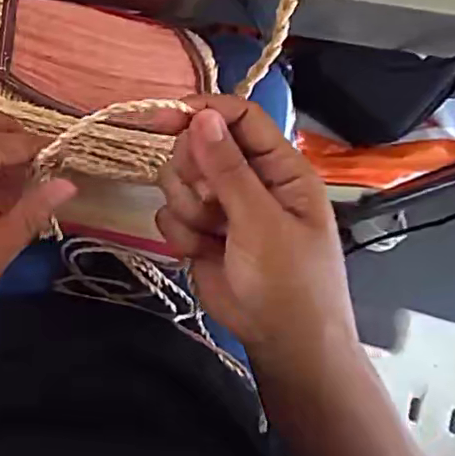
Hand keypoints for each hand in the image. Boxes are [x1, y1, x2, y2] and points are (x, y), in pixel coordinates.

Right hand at [154, 95, 353, 361]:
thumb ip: (228, 168)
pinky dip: (178, 233)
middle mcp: (247, 179)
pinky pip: (168, 213)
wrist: (281, 343)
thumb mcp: (261, 222)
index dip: (202, 112)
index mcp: (278, 167)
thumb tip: (201, 116)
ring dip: (187, 208)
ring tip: (211, 235)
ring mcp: (220, 205)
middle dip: (193, 173)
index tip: (164, 119)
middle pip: (198, 145)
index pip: (239, 117)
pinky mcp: (197, 231)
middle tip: (209, 203)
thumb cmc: (290, 281)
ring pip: (177, 180)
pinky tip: (199, 252)